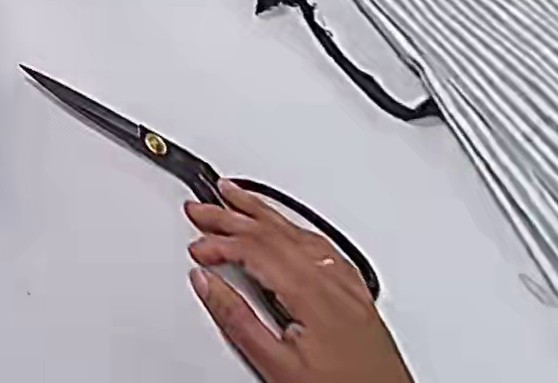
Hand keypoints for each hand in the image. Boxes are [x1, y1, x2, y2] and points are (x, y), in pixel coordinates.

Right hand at [186, 180, 414, 382]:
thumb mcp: (280, 368)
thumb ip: (239, 320)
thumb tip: (204, 281)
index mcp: (314, 297)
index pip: (256, 251)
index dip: (219, 244)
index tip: (198, 251)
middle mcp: (334, 285)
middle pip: (273, 234)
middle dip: (229, 216)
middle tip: (198, 209)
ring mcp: (349, 290)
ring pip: (297, 232)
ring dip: (259, 210)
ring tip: (231, 193)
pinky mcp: (359, 299)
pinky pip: (323, 248)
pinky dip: (294, 227)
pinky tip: (284, 223)